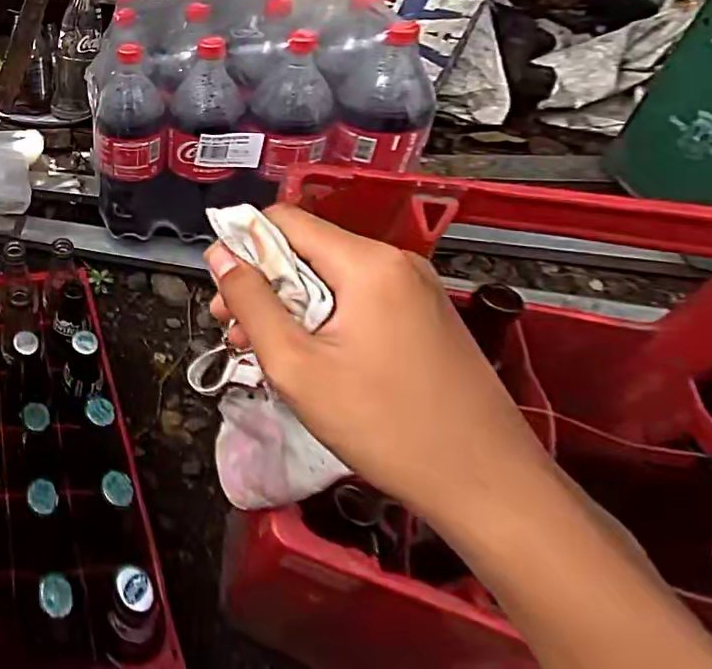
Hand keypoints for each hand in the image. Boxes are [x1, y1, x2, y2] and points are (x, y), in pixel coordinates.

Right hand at [206, 205, 552, 524]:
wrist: (492, 491)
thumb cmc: (386, 426)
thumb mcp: (295, 364)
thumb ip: (249, 300)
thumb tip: (219, 254)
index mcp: (368, 264)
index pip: (283, 220)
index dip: (241, 245)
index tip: (222, 287)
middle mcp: (395, 264)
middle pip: (303, 249)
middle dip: (260, 283)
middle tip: (231, 326)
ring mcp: (414, 290)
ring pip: (324, 276)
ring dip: (285, 304)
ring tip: (260, 347)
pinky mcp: (422, 317)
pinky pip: (352, 298)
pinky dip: (319, 318)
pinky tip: (304, 356)